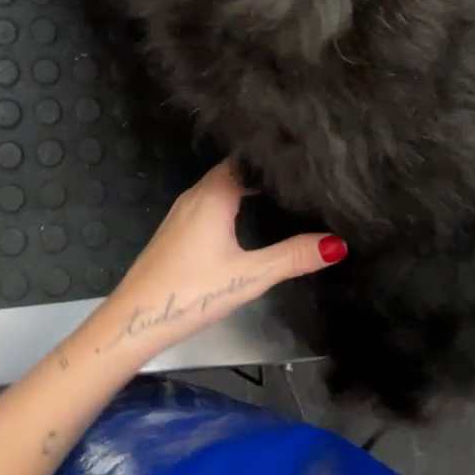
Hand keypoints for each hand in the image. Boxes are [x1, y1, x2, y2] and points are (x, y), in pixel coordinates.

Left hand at [79, 161, 344, 367]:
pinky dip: (231, 205)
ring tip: (284, 194)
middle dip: (263, 172)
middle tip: (302, 177)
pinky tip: (248, 220)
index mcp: (212, 194)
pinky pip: (209, 205)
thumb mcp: (249, 275)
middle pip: (233, 172)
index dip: (271, 156)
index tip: (303, 156)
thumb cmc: (193, 290)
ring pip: (220, 189)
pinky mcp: (176, 232)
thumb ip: (292, 257)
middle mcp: (195, 195)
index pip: (245, 159)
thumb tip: (337, 242)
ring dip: (247, 189)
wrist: (136, 318)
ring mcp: (181, 213)